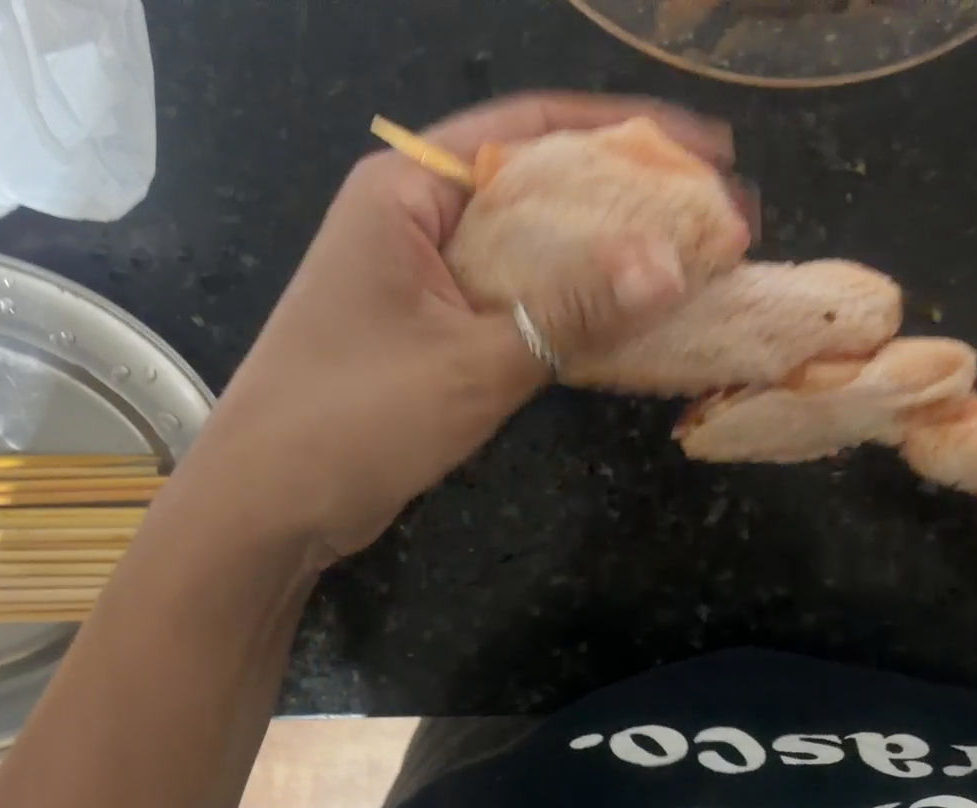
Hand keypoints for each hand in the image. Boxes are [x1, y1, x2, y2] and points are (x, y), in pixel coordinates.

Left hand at [175, 93, 737, 560]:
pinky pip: (511, 305)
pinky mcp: (428, 335)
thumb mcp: (472, 362)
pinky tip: (623, 322)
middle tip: (709, 217)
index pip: (527, 131)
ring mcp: (419, 280)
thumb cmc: (353, 419)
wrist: (267, 507)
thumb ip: (570, 310)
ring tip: (685, 266)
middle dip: (623, 201)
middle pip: (533, 188)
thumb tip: (672, 264)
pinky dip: (565, 312)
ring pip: (526, 253)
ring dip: (599, 262)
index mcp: (407, 193)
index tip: (703, 150)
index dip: (623, 133)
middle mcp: (413, 221)